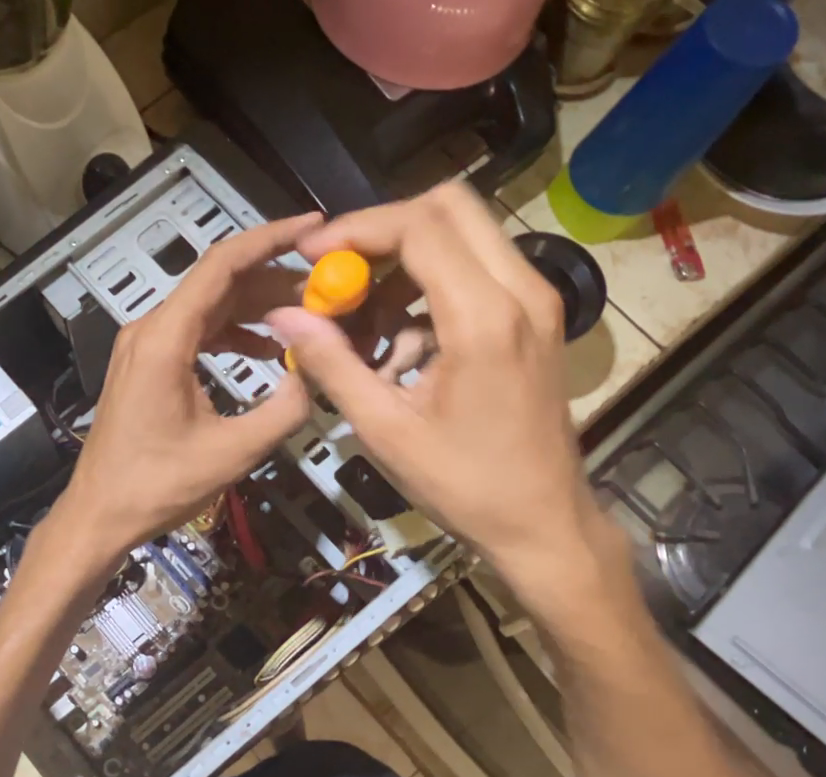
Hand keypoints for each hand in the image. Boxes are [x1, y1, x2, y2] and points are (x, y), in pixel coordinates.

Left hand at [50, 214, 320, 563]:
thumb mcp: (232, 453)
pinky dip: (231, 334)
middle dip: (274, 281)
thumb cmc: (157, 486)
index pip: (222, 265)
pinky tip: (264, 351)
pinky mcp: (145, 367)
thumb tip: (317, 374)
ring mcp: (143, 347)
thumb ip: (284, 409)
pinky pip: (194, 333)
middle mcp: (150, 330)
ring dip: (254, 309)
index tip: (316, 227)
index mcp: (165, 339)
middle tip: (327, 288)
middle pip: (218, 284)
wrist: (99, 515)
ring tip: (306, 318)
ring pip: (207, 308)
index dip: (271, 240)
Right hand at [266, 184, 608, 590]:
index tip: (310, 257)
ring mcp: (537, 300)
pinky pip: (479, 267)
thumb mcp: (385, 430)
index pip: (419, 227)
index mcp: (484, 318)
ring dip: (407, 255)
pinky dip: (431, 280)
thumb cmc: (463, 485)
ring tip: (362, 309)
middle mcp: (521, 290)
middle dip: (383, 229)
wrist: (542, 521)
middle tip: (337, 270)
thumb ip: (333, 364)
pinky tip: (399, 334)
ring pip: (466, 232)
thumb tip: (283, 316)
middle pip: (449, 207)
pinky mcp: (537, 316)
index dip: (357, 230)